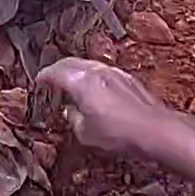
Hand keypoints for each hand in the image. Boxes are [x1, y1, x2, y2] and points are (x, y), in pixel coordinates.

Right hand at [36, 58, 168, 155]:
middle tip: (51, 78)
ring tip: (71, 82)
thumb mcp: (86, 133)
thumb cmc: (121, 133)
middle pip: (71, 62)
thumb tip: (70, 113)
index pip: (55, 72)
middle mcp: (97, 71)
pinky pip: (103, 71)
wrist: (155, 130)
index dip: (44, 76)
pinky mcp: (127, 78)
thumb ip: (73, 119)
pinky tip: (94, 88)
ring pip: (88, 64)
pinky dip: (92, 75)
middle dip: (58, 69)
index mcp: (81, 82)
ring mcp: (114, 72)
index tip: (39, 80)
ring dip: (76, 70)